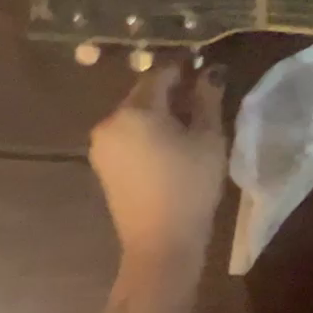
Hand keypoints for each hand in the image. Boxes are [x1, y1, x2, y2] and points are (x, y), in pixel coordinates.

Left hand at [88, 60, 228, 262]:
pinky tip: (169, 150)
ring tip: (188, 128)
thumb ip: (208, 100)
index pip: (159, 74)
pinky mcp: (102, 166)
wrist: (161, 243)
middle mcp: (110, 121)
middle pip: (143, 95)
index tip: (204, 70)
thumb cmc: (191, 187)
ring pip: (134, 117)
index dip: (184, 69)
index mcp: (136, 110)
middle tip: (201, 101)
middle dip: (171, 94)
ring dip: (159, 115)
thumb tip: (210, 73)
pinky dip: (147, 135)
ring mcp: (102, 145)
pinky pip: (127, 138)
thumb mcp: (209, 140)